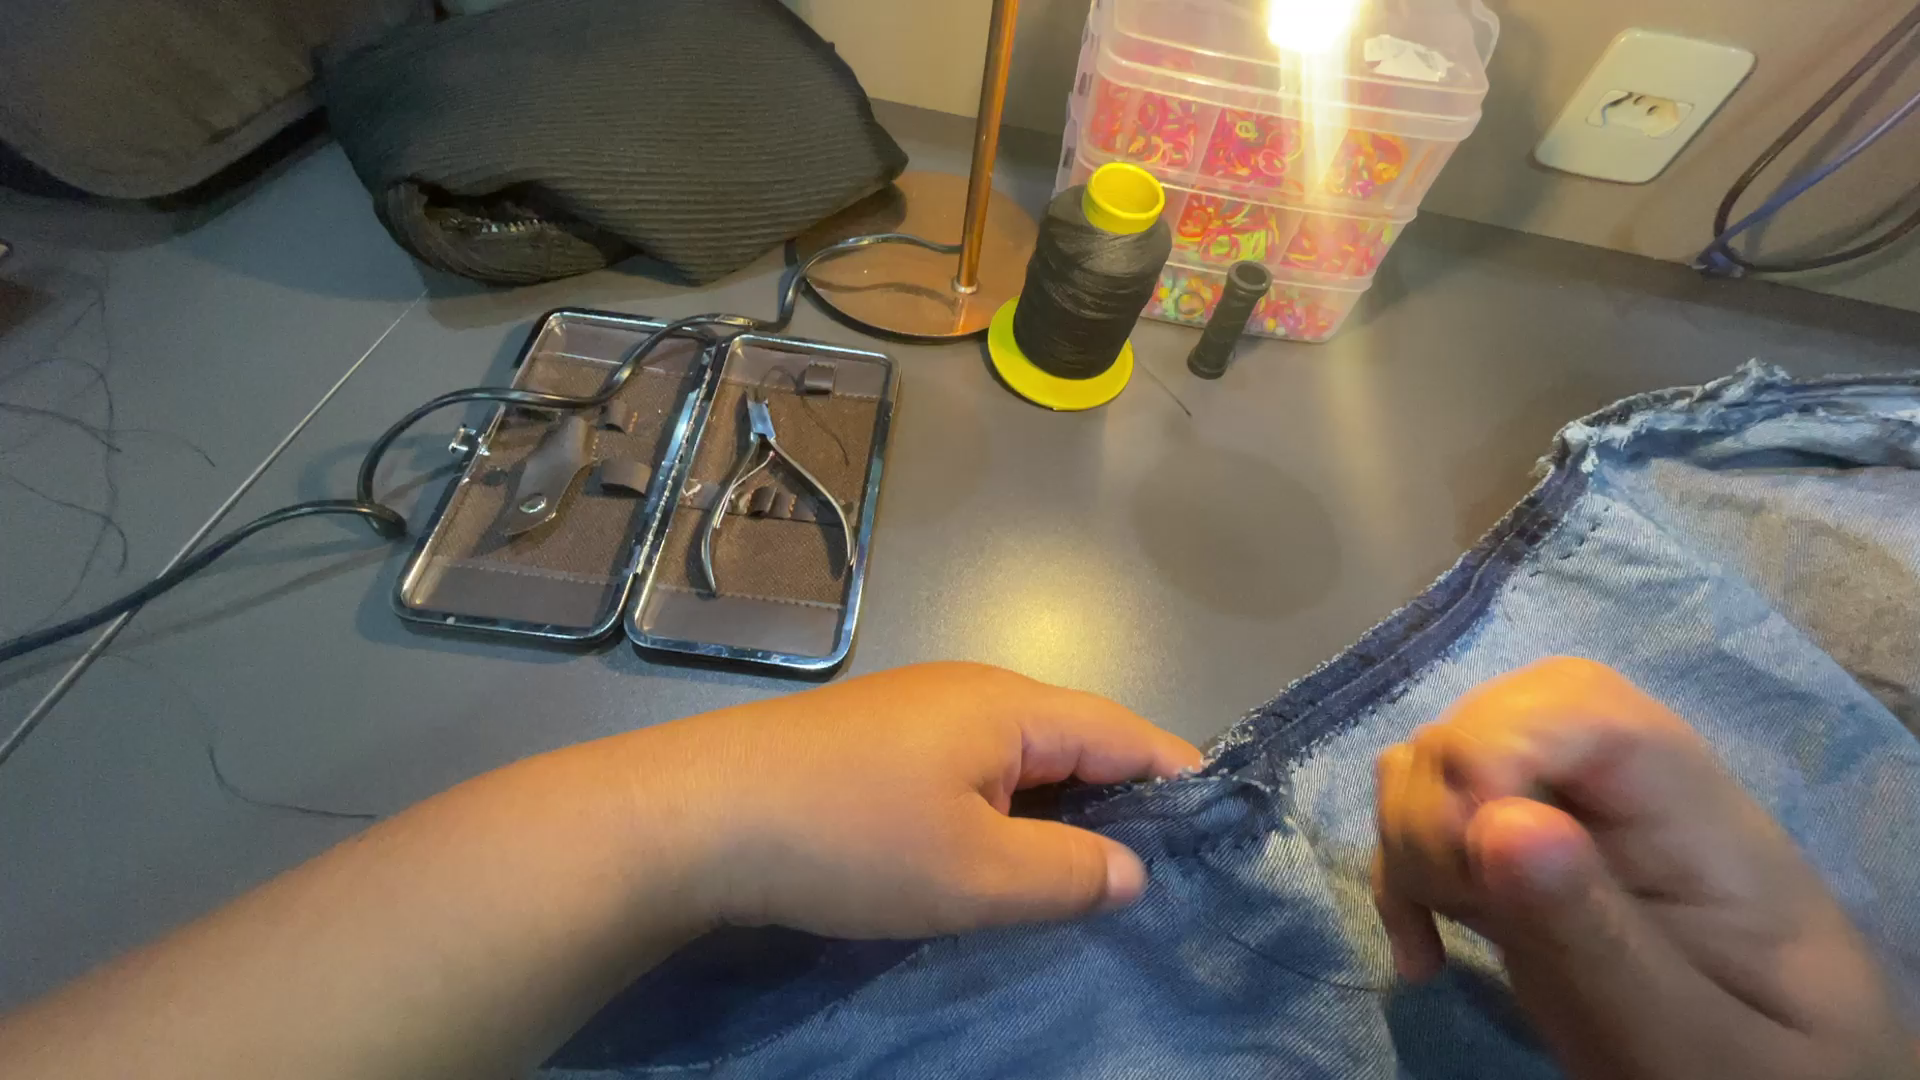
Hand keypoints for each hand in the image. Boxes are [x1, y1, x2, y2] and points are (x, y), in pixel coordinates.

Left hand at [641, 662, 1200, 939]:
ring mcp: (927, 709)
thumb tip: (1133, 873)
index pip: (1124, 733)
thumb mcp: (973, 871)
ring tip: (1092, 873)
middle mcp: (976, 691)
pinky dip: (1009, 807)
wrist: (707, 811)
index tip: (1221, 830)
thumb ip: (1067, 873)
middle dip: (1123, 801)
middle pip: (1076, 739)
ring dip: (1062, 808)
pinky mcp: (890, 736)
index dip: (1176, 777)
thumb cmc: (852, 835)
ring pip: (1024, 756)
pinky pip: (977, 765)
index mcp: (1011, 706)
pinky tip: (1006, 851)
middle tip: (1161, 870)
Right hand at [1372, 657, 1914, 1079]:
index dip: (1497, 742)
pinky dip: (1397, 874)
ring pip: (1436, 760)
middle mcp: (1619, 796)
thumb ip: (1600, 940)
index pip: (1588, 706)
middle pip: (1492, 718)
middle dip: (1438, 798)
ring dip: (1409, 839)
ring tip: (1441, 929)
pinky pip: (1417, 814)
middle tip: (1451, 898)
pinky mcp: (1505, 851)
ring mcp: (1555, 818)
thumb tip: (1497, 822)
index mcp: (1700, 824)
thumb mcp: (1687, 1046)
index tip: (1467, 843)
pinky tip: (1422, 946)